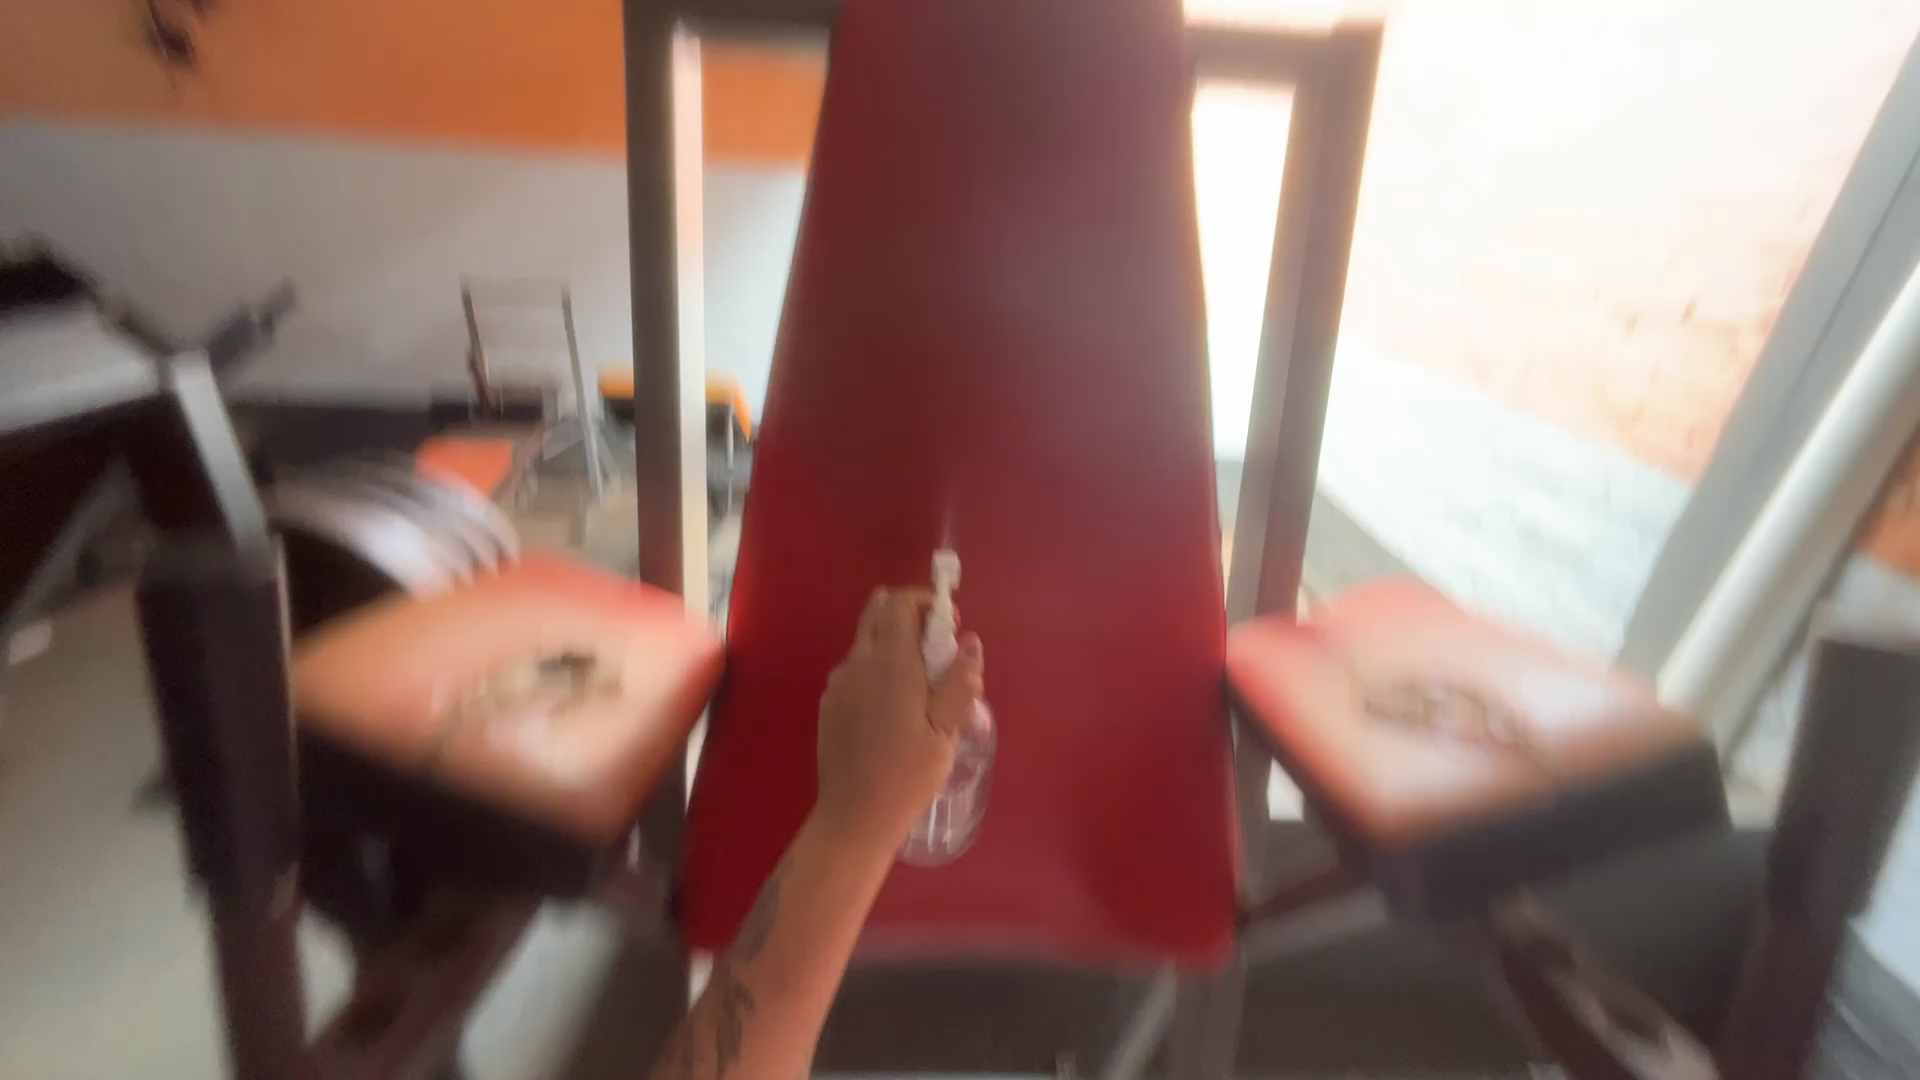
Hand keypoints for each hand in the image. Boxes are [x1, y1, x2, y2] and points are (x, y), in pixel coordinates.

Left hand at [813, 588, 984, 847]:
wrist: (854, 817)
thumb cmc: (908, 774)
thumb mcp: (947, 730)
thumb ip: (960, 680)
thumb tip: (970, 642)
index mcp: (890, 662)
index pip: (899, 602)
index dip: (926, 602)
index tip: (950, 625)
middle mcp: (858, 662)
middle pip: (878, 612)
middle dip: (909, 616)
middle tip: (936, 649)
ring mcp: (839, 682)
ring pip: (866, 641)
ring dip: (894, 644)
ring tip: (921, 687)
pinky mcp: (829, 703)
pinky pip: (857, 669)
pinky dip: (878, 669)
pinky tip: (894, 710)